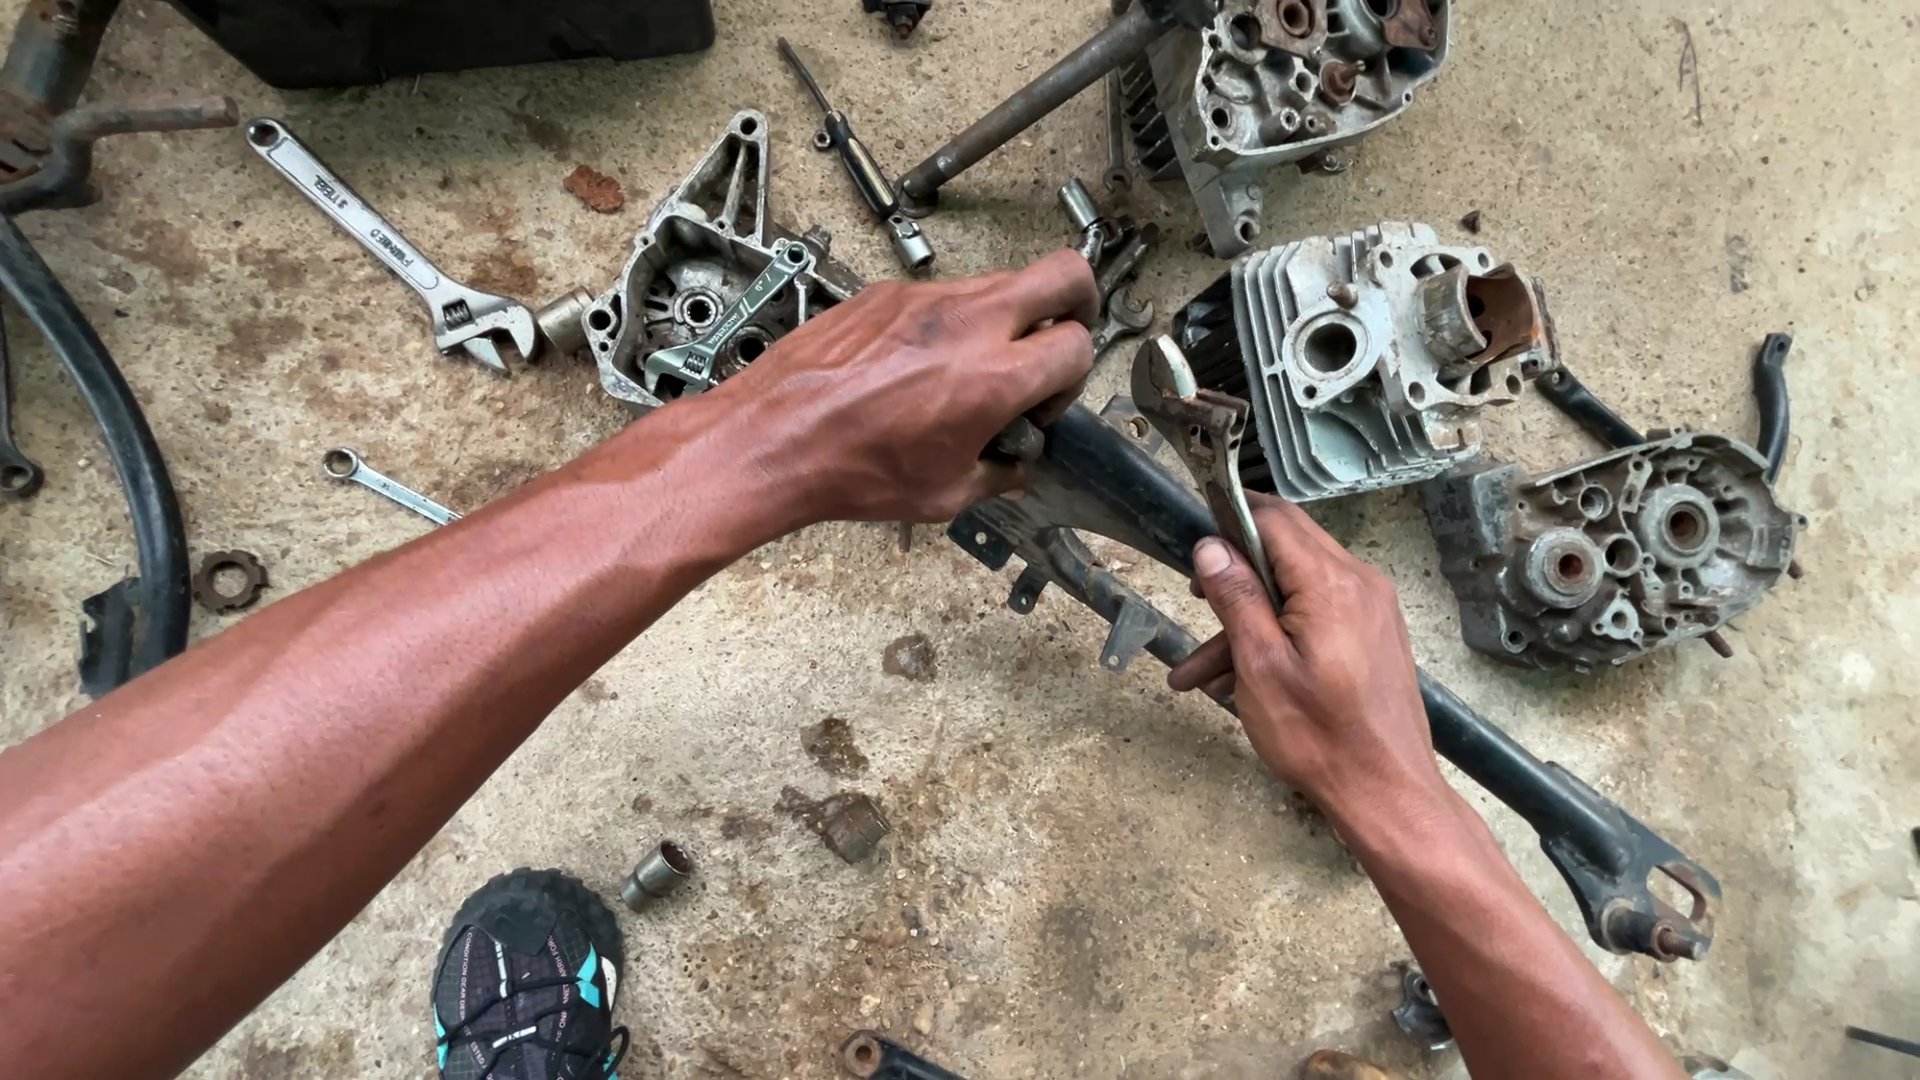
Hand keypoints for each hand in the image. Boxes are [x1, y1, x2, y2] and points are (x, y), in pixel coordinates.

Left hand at [716, 249, 1097, 523]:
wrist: (775, 438)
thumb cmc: (851, 470)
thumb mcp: (944, 495)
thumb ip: (999, 475)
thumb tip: (1015, 465)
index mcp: (992, 377)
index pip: (1078, 345)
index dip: (1072, 379)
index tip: (1043, 404)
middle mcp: (969, 323)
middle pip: (1064, 274)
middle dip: (1077, 306)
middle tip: (1052, 346)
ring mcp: (926, 298)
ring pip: (1003, 282)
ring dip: (1008, 319)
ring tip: (972, 370)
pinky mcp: (887, 291)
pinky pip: (944, 294)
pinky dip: (953, 323)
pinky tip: (919, 366)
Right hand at [1167, 494, 1444, 819]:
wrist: (1387, 794)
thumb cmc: (1317, 734)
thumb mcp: (1260, 664)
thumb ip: (1236, 597)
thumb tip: (1210, 546)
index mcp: (1331, 583)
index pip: (1275, 519)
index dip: (1229, 521)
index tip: (1194, 544)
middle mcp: (1358, 582)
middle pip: (1285, 547)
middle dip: (1233, 568)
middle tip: (1193, 594)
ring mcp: (1369, 608)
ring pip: (1292, 590)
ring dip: (1244, 618)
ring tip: (1197, 669)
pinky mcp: (1369, 633)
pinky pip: (1311, 616)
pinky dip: (1272, 636)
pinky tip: (1234, 682)